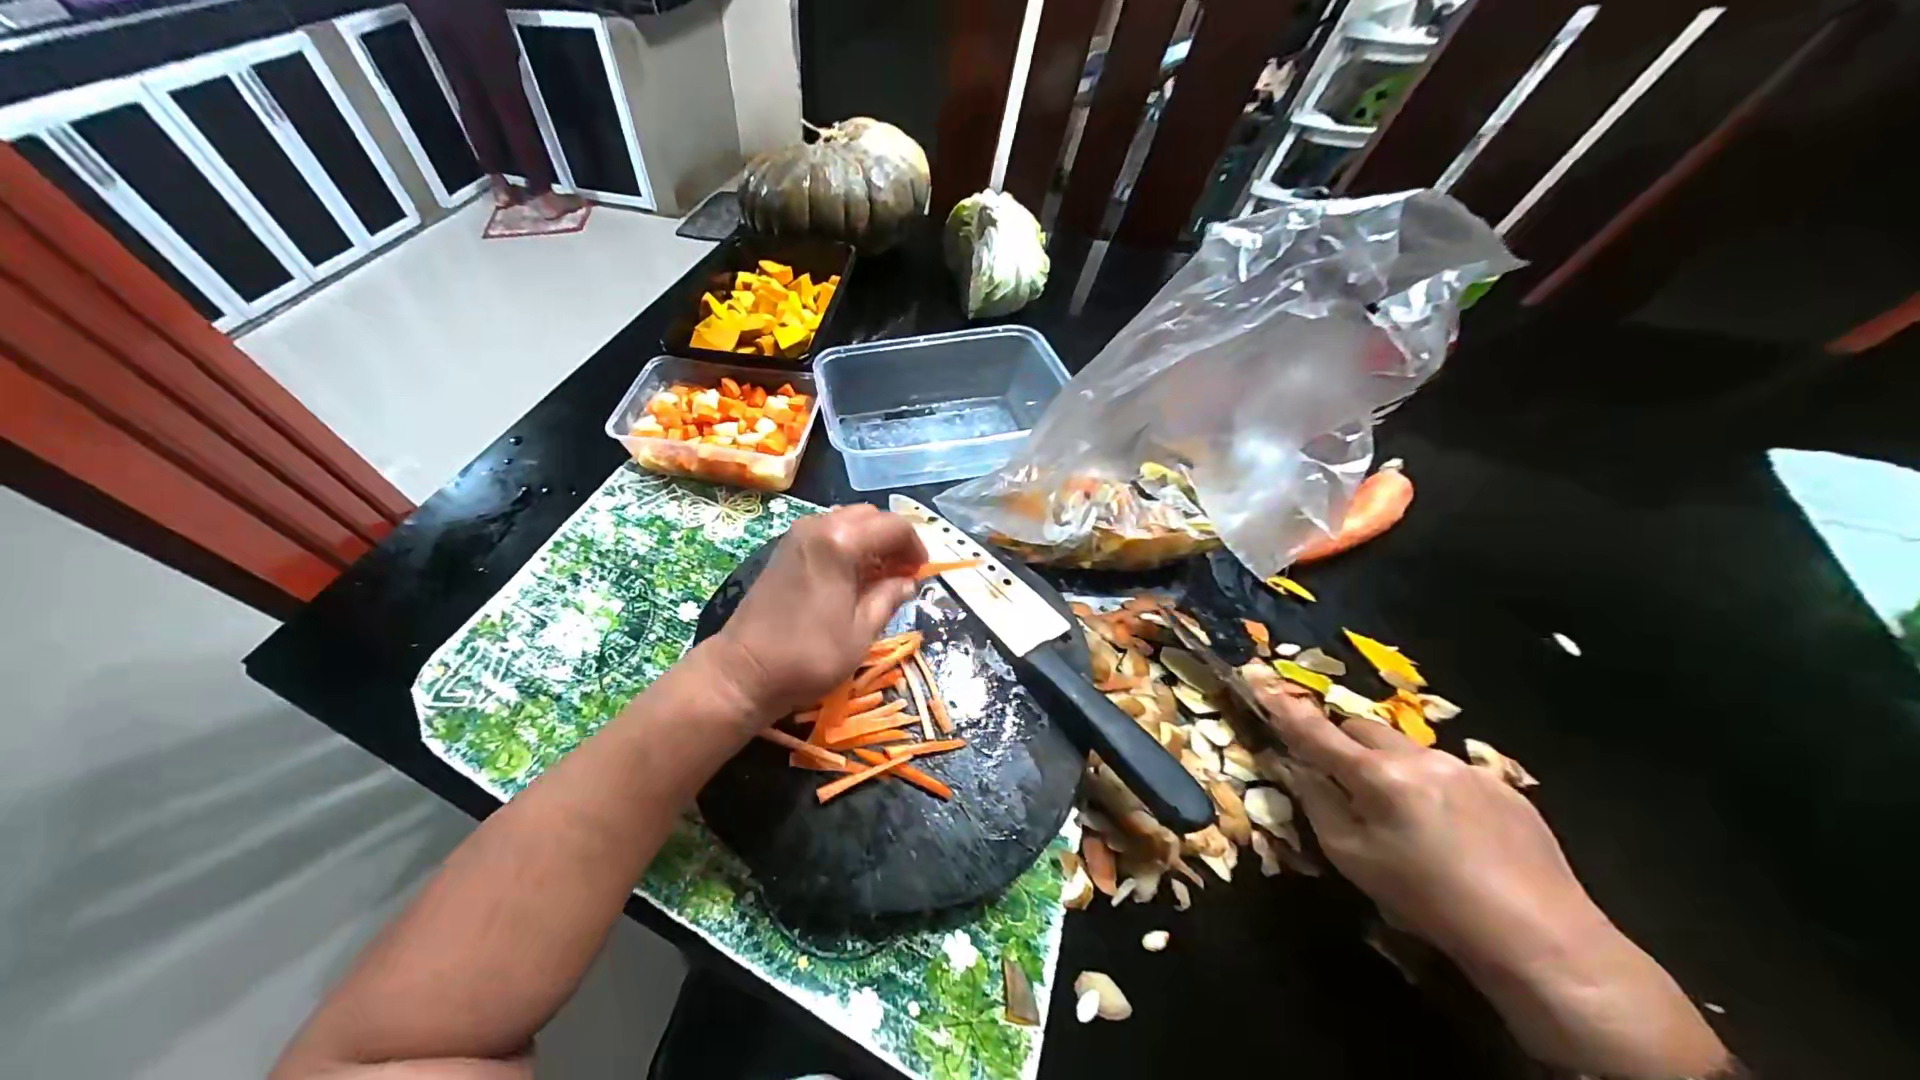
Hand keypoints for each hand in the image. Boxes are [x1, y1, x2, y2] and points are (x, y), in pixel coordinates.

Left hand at [706, 505, 924, 721]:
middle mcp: (819, 525)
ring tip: (879, 576)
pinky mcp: (785, 548)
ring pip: (848, 520)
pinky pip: (827, 531)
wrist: (744, 671)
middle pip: (871, 516)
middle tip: (903, 574)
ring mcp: (798, 534)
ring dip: (870, 540)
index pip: (894, 526)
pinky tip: (851, 576)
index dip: (915, 547)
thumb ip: (889, 597)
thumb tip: (908, 581)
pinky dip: (847, 544)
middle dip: (893, 540)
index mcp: (841, 541)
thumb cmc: (809, 655)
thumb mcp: (861, 631)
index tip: (920, 574)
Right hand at [1242, 664, 1589, 960]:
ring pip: (1406, 751)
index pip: (1318, 733)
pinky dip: (1432, 788)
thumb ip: (1318, 803)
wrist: (1538, 936)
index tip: (1263, 685)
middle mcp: (1421, 758)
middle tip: (1342, 780)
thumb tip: (1300, 770)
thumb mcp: (1352, 857)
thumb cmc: (1427, 900)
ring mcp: (1466, 768)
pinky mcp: (1503, 786)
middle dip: (1344, 745)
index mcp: (1378, 776)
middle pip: (1363, 730)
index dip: (1287, 712)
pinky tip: (1450, 832)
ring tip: (1405, 819)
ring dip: (1390, 769)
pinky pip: (1448, 772)